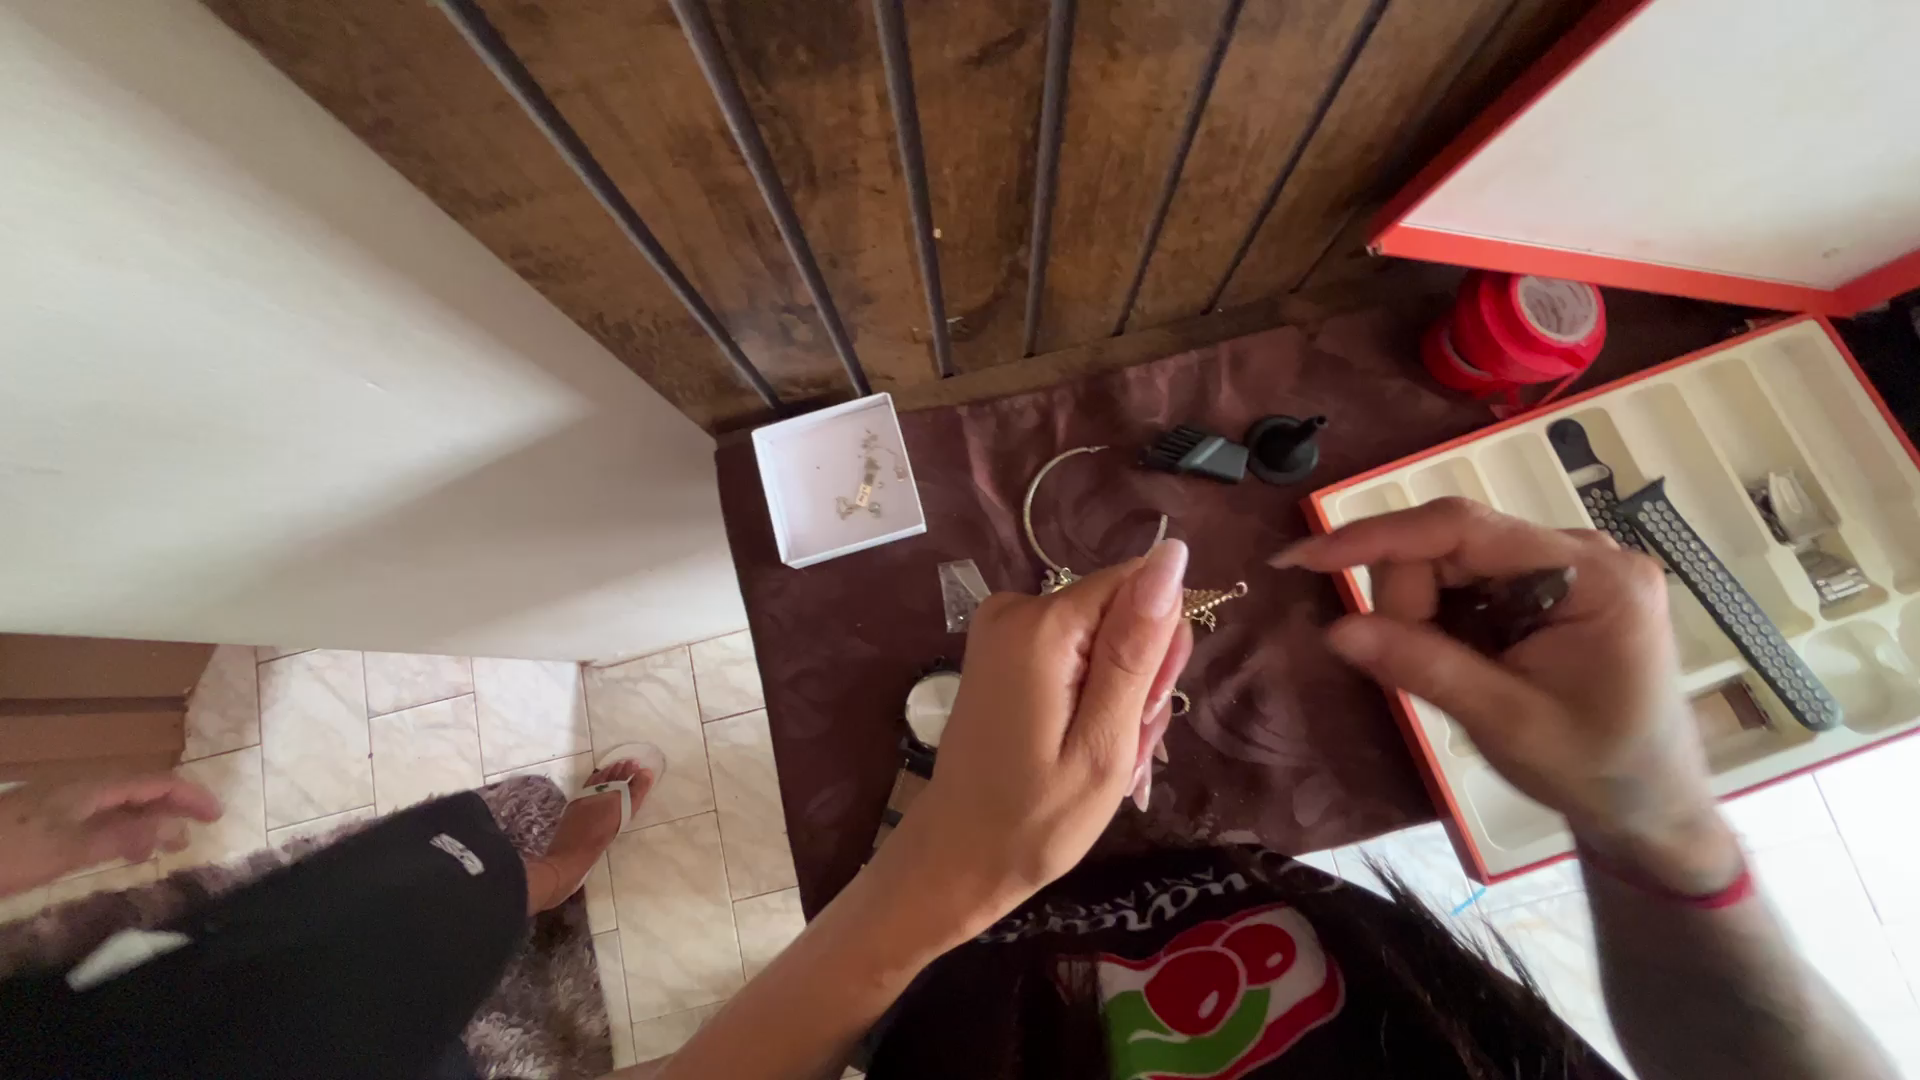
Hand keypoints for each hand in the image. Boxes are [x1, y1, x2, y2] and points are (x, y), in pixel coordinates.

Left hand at [0, 773, 222, 894]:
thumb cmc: (8, 854)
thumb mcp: (70, 850)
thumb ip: (127, 836)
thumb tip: (179, 827)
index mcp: (93, 788)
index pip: (160, 783)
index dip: (193, 797)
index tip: (216, 817)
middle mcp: (81, 789)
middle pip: (141, 791)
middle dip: (172, 810)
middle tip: (193, 834)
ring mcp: (57, 804)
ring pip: (117, 806)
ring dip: (144, 823)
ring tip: (155, 851)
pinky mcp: (39, 821)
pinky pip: (95, 818)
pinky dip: (117, 831)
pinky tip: (112, 851)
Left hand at [874, 540, 1193, 947]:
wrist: (962, 854)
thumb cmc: (1039, 818)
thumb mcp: (1105, 739)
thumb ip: (1137, 644)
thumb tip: (1170, 554)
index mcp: (1042, 624)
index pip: (1139, 585)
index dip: (1159, 644)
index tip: (1147, 708)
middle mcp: (1015, 607)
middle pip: (1119, 609)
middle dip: (1139, 675)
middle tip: (1126, 743)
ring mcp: (1002, 626)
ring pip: (1103, 635)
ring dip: (1119, 694)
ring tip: (1105, 753)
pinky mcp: (1001, 648)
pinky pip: (1074, 650)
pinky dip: (1091, 694)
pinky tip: (1085, 741)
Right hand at [1275, 498, 1739, 893]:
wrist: (1646, 805)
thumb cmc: (1594, 768)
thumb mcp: (1506, 723)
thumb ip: (1424, 669)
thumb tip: (1335, 630)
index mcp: (1589, 574)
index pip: (1457, 528)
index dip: (1372, 537)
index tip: (1301, 559)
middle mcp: (1574, 552)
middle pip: (1439, 545)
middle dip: (1406, 603)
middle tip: (1415, 667)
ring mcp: (1555, 564)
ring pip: (1436, 560)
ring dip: (1417, 613)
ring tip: (1452, 670)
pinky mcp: (1536, 582)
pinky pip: (1452, 579)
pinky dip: (1432, 617)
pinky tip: (1459, 656)